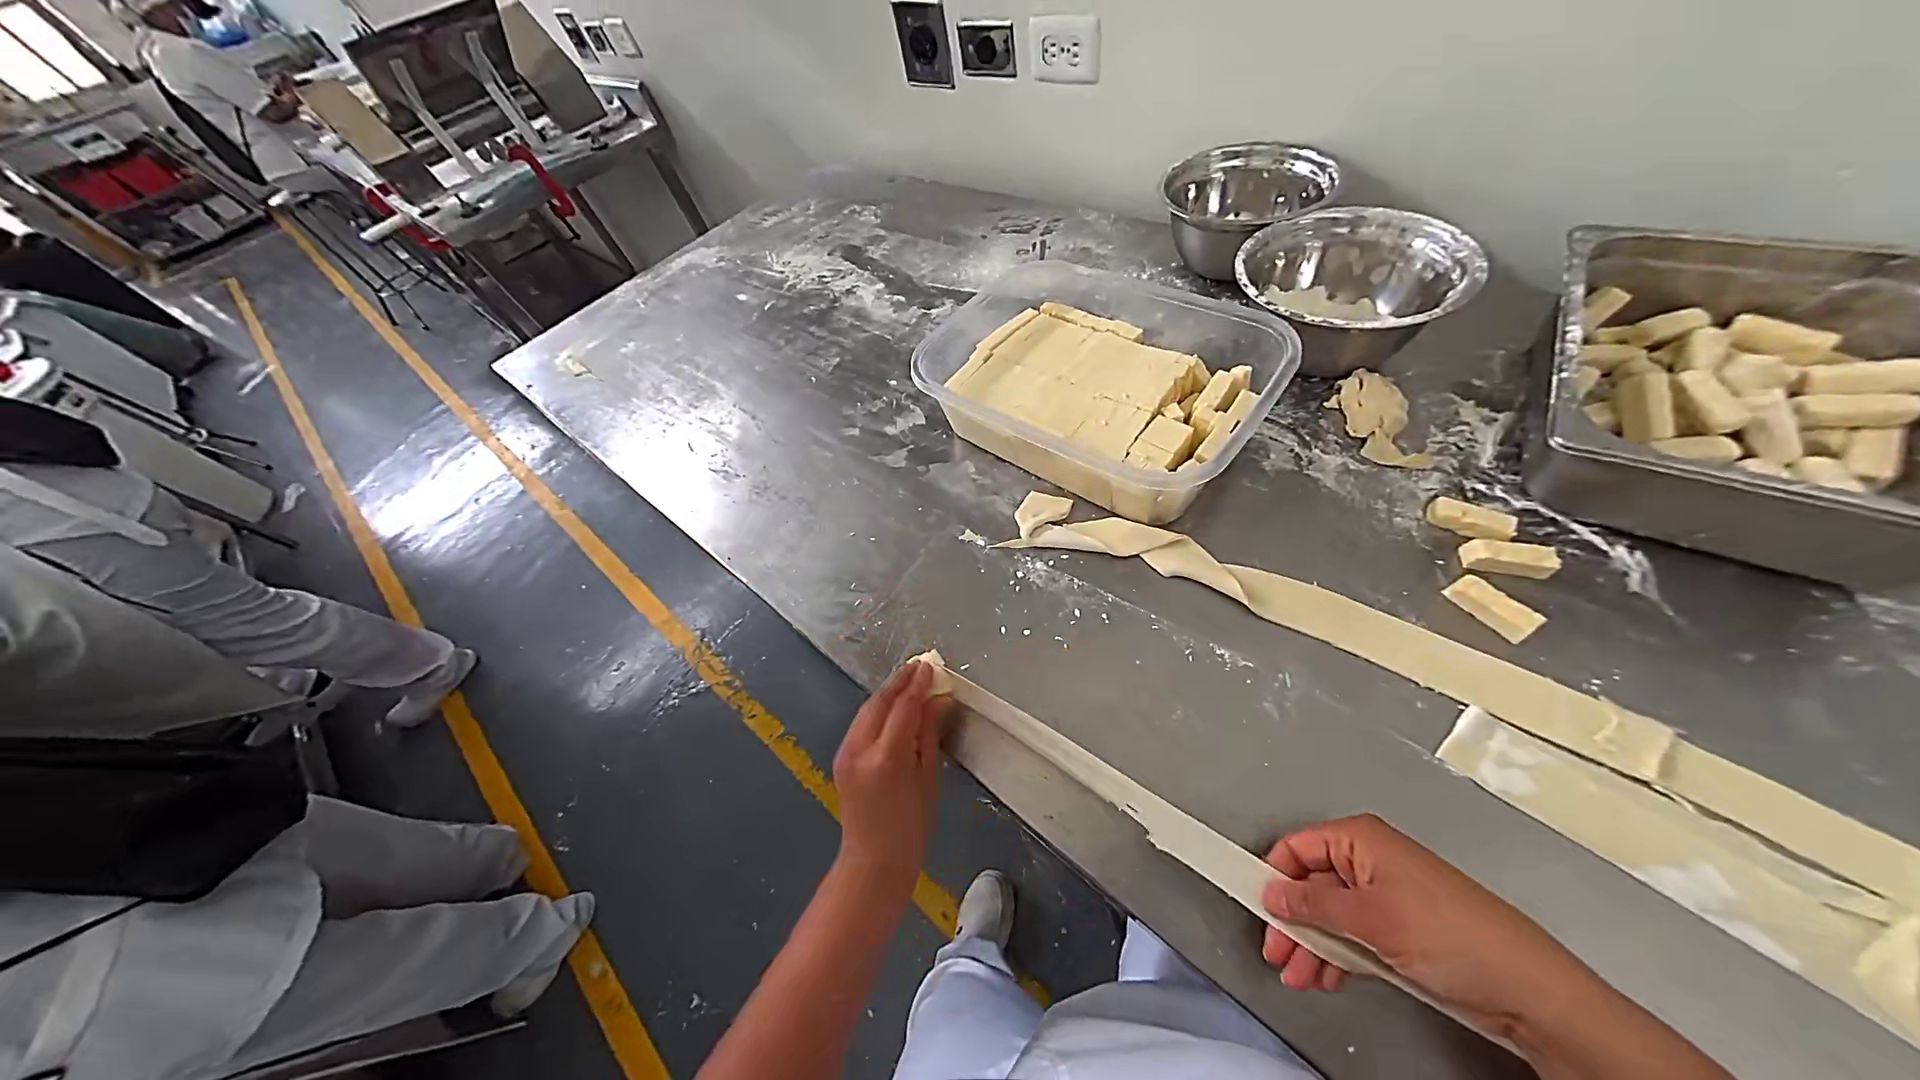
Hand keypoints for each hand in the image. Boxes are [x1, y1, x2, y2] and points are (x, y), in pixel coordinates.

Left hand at [832, 662, 949, 880]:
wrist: (874, 863)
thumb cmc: (911, 828)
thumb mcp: (928, 779)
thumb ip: (929, 735)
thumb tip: (938, 700)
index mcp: (886, 758)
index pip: (903, 708)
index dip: (918, 684)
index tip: (931, 667)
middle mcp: (859, 750)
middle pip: (880, 703)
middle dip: (900, 682)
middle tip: (921, 667)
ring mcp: (846, 753)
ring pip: (867, 710)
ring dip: (889, 693)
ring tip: (910, 680)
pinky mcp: (842, 758)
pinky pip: (862, 724)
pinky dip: (879, 710)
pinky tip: (894, 705)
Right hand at [1259, 814, 1591, 1033]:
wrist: (1530, 991)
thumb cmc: (1462, 939)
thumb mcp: (1371, 919)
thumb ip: (1313, 906)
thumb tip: (1274, 895)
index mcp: (1362, 840)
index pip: (1297, 847)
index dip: (1274, 877)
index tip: (1257, 904)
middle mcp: (1372, 861)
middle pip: (1310, 884)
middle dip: (1291, 921)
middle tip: (1278, 950)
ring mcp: (1386, 895)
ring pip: (1329, 914)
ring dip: (1311, 946)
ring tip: (1301, 974)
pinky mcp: (1400, 927)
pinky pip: (1352, 934)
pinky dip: (1336, 955)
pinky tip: (1327, 976)